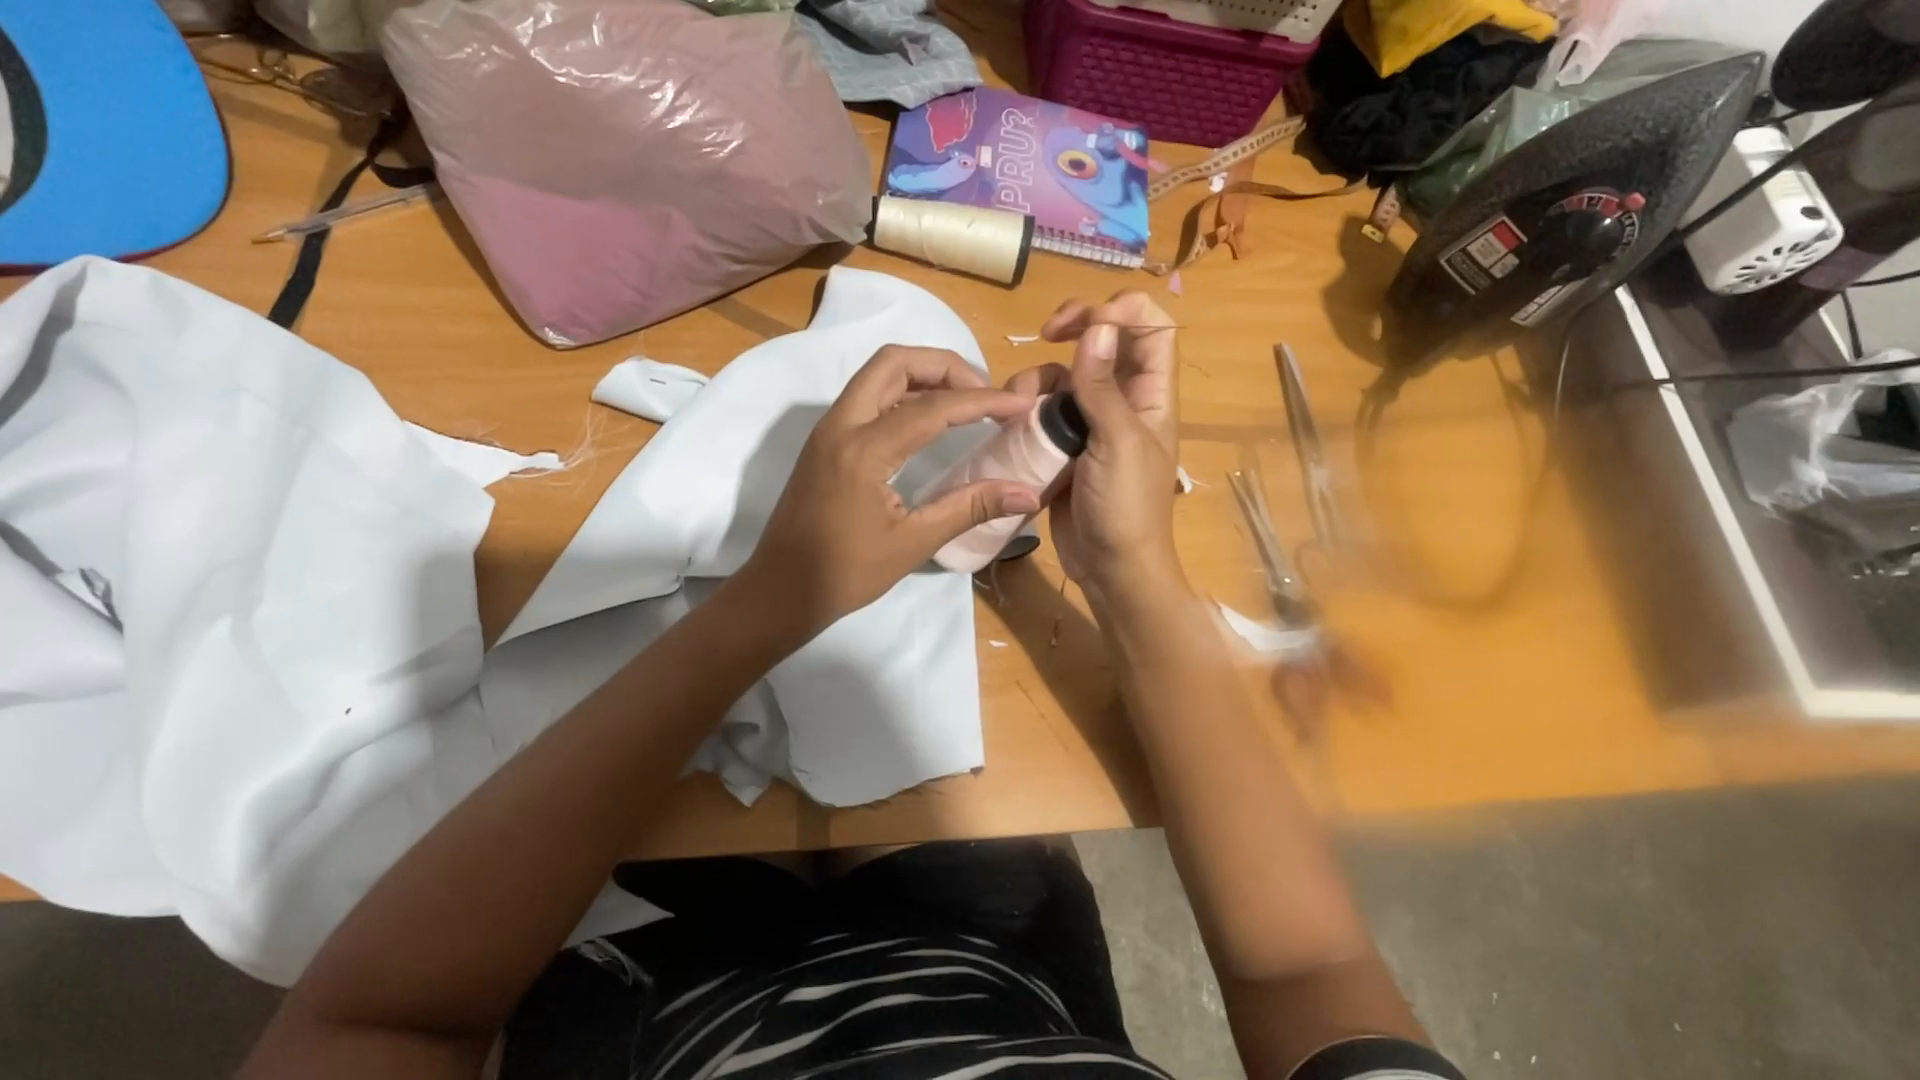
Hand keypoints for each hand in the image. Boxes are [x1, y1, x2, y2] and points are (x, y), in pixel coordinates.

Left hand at [739, 346, 1041, 636]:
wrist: (781, 591)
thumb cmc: (846, 573)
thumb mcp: (913, 542)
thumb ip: (970, 508)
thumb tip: (1028, 494)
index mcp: (864, 450)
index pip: (933, 407)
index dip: (984, 400)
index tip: (1023, 404)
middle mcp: (841, 425)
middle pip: (895, 362)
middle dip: (946, 367)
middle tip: (986, 393)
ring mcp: (828, 430)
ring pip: (877, 374)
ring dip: (923, 375)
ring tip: (965, 401)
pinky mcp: (825, 441)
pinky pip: (867, 396)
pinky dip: (903, 393)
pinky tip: (930, 421)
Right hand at [1010, 291, 1182, 602]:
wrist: (1111, 568)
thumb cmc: (1126, 507)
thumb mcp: (1117, 443)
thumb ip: (1103, 386)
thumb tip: (1098, 325)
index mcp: (1152, 394)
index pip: (1152, 327)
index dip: (1121, 311)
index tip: (1086, 325)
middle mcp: (1125, 399)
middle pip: (1104, 338)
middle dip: (1075, 326)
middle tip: (1047, 332)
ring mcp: (1092, 421)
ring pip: (1065, 373)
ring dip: (1039, 375)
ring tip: (1019, 401)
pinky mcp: (1064, 444)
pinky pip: (1044, 409)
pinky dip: (1026, 407)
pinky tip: (1011, 422)